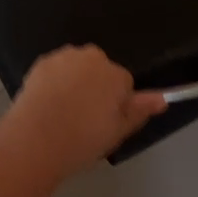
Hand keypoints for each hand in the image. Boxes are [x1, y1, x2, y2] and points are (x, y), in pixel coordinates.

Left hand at [0, 45, 166, 181]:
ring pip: (77, 67)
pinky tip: (47, 104)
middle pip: (101, 70)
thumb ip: (140, 111)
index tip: (104, 122)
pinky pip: (56, 69)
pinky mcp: (42, 61)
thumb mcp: (117, 132)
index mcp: (115, 74)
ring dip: (75, 82)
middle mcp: (93, 57)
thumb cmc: (82, 140)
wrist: (35, 140)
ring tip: (64, 114)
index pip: (124, 84)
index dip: (115, 104)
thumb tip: (162, 98)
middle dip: (96, 88)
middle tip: (85, 119)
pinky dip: (54, 81)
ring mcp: (65, 56)